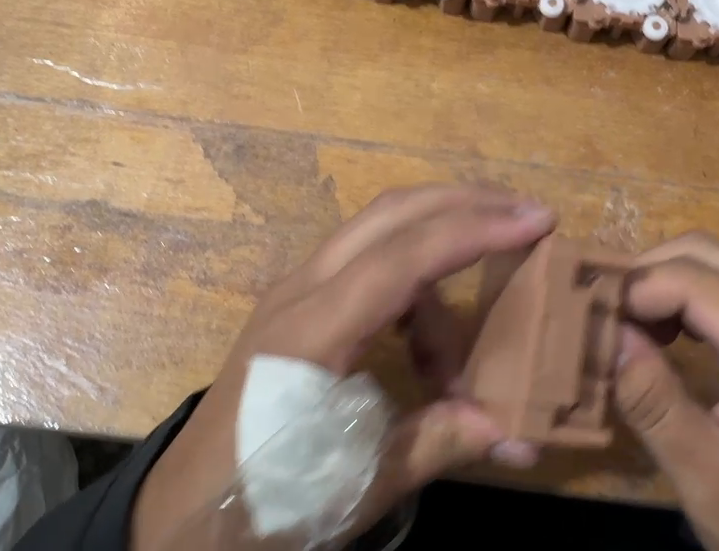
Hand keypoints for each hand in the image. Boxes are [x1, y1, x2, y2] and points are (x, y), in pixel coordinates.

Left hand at [131, 183, 556, 547]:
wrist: (180, 514)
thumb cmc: (267, 497)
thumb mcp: (359, 482)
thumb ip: (441, 442)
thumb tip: (519, 432)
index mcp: (313, 329)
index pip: (405, 255)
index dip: (475, 231)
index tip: (538, 221)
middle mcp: (302, 288)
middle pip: (393, 212)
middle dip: (466, 204)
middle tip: (528, 217)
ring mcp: (296, 289)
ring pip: (382, 234)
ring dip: (439, 267)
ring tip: (458, 361)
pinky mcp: (299, 303)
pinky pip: (369, 266)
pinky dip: (412, 290)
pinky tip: (424, 354)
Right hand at [615, 234, 718, 550]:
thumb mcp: (709, 480)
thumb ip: (655, 404)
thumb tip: (607, 335)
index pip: (696, 278)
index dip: (636, 289)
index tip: (589, 320)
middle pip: (707, 253)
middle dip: (647, 276)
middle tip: (602, 319)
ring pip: (717, 262)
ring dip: (664, 283)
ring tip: (625, 329)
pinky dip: (686, 298)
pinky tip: (661, 336)